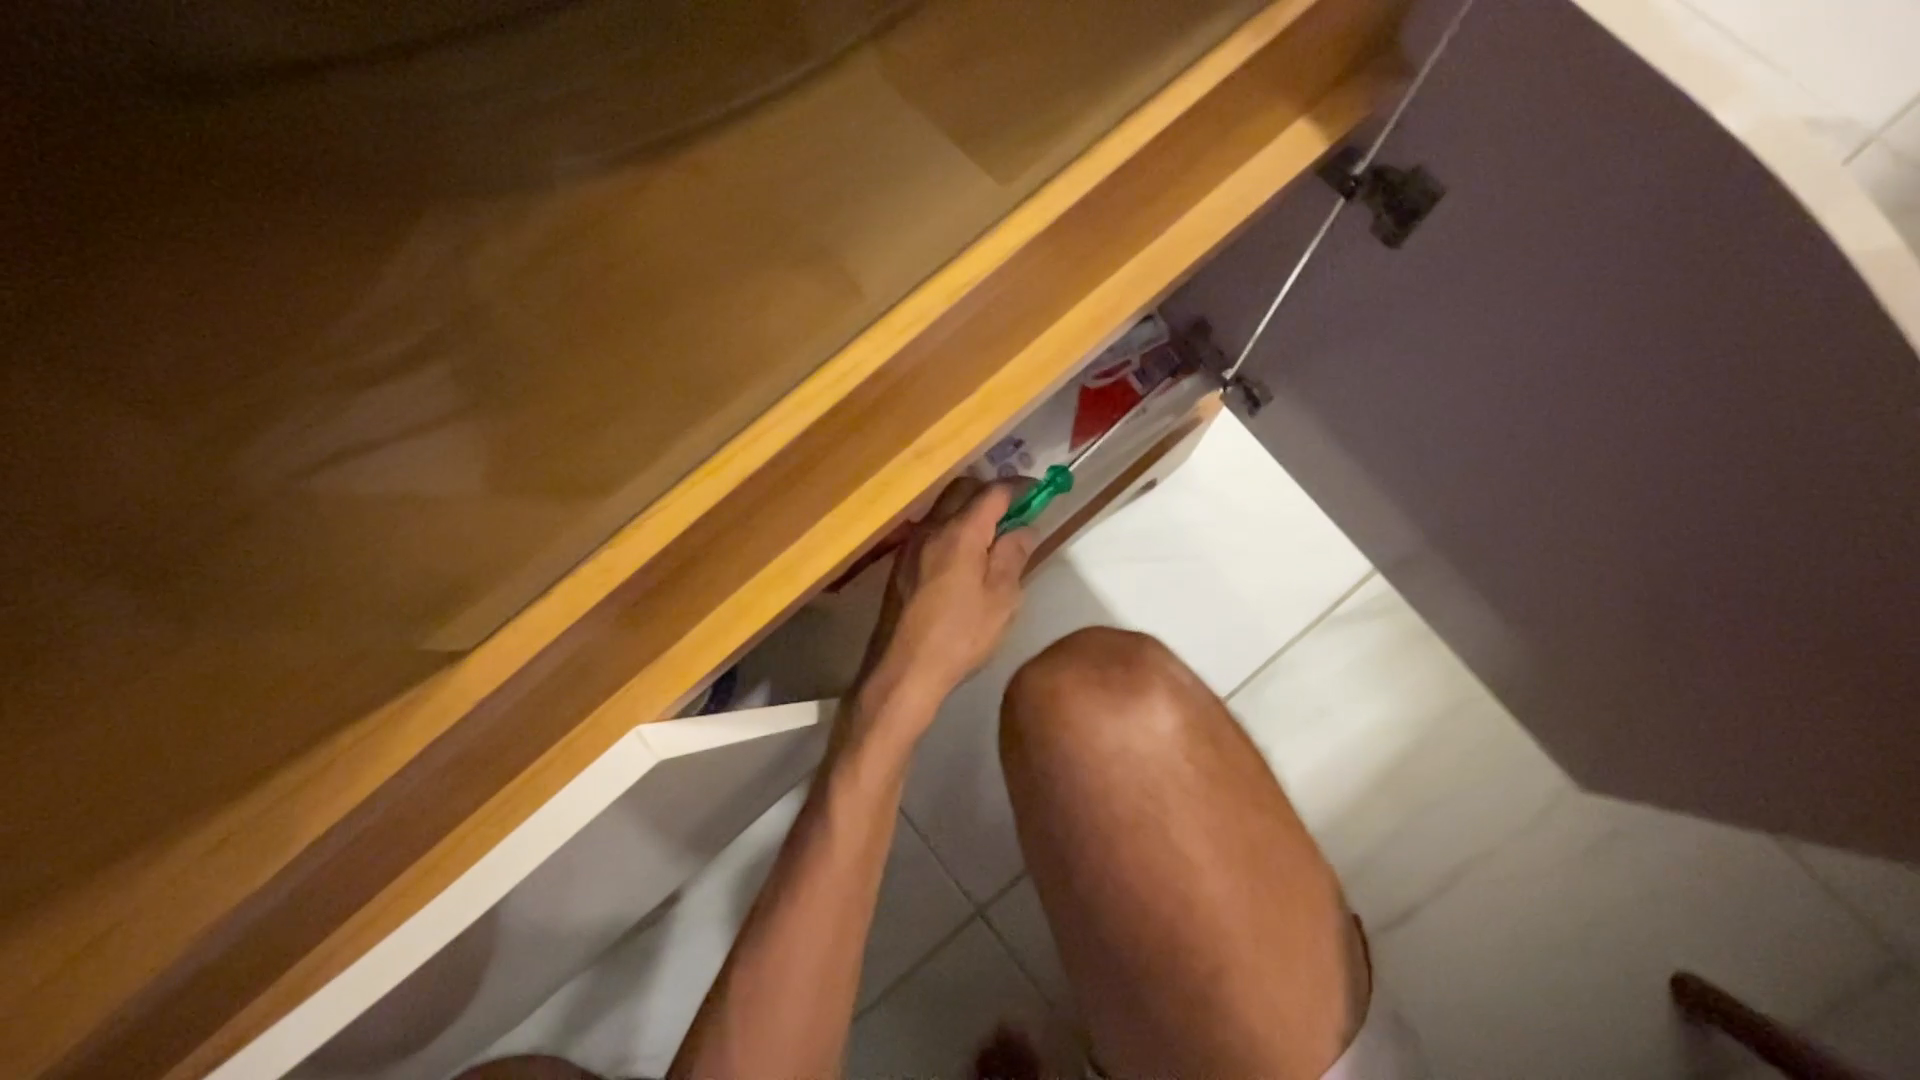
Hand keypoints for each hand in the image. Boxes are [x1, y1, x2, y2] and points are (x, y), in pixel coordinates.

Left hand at [860, 477, 1035, 707]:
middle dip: (992, 491)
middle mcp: (931, 528)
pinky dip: (953, 527)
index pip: (993, 491)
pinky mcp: (902, 563)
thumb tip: (1023, 528)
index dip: (1020, 487)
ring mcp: (911, 544)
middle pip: (963, 490)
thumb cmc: (961, 636)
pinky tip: (967, 554)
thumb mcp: (1002, 599)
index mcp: (960, 532)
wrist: (905, 668)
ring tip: (994, 533)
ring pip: (944, 508)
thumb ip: (1014, 555)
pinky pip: (932, 529)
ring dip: (970, 508)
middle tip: (1018, 510)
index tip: (1041, 491)